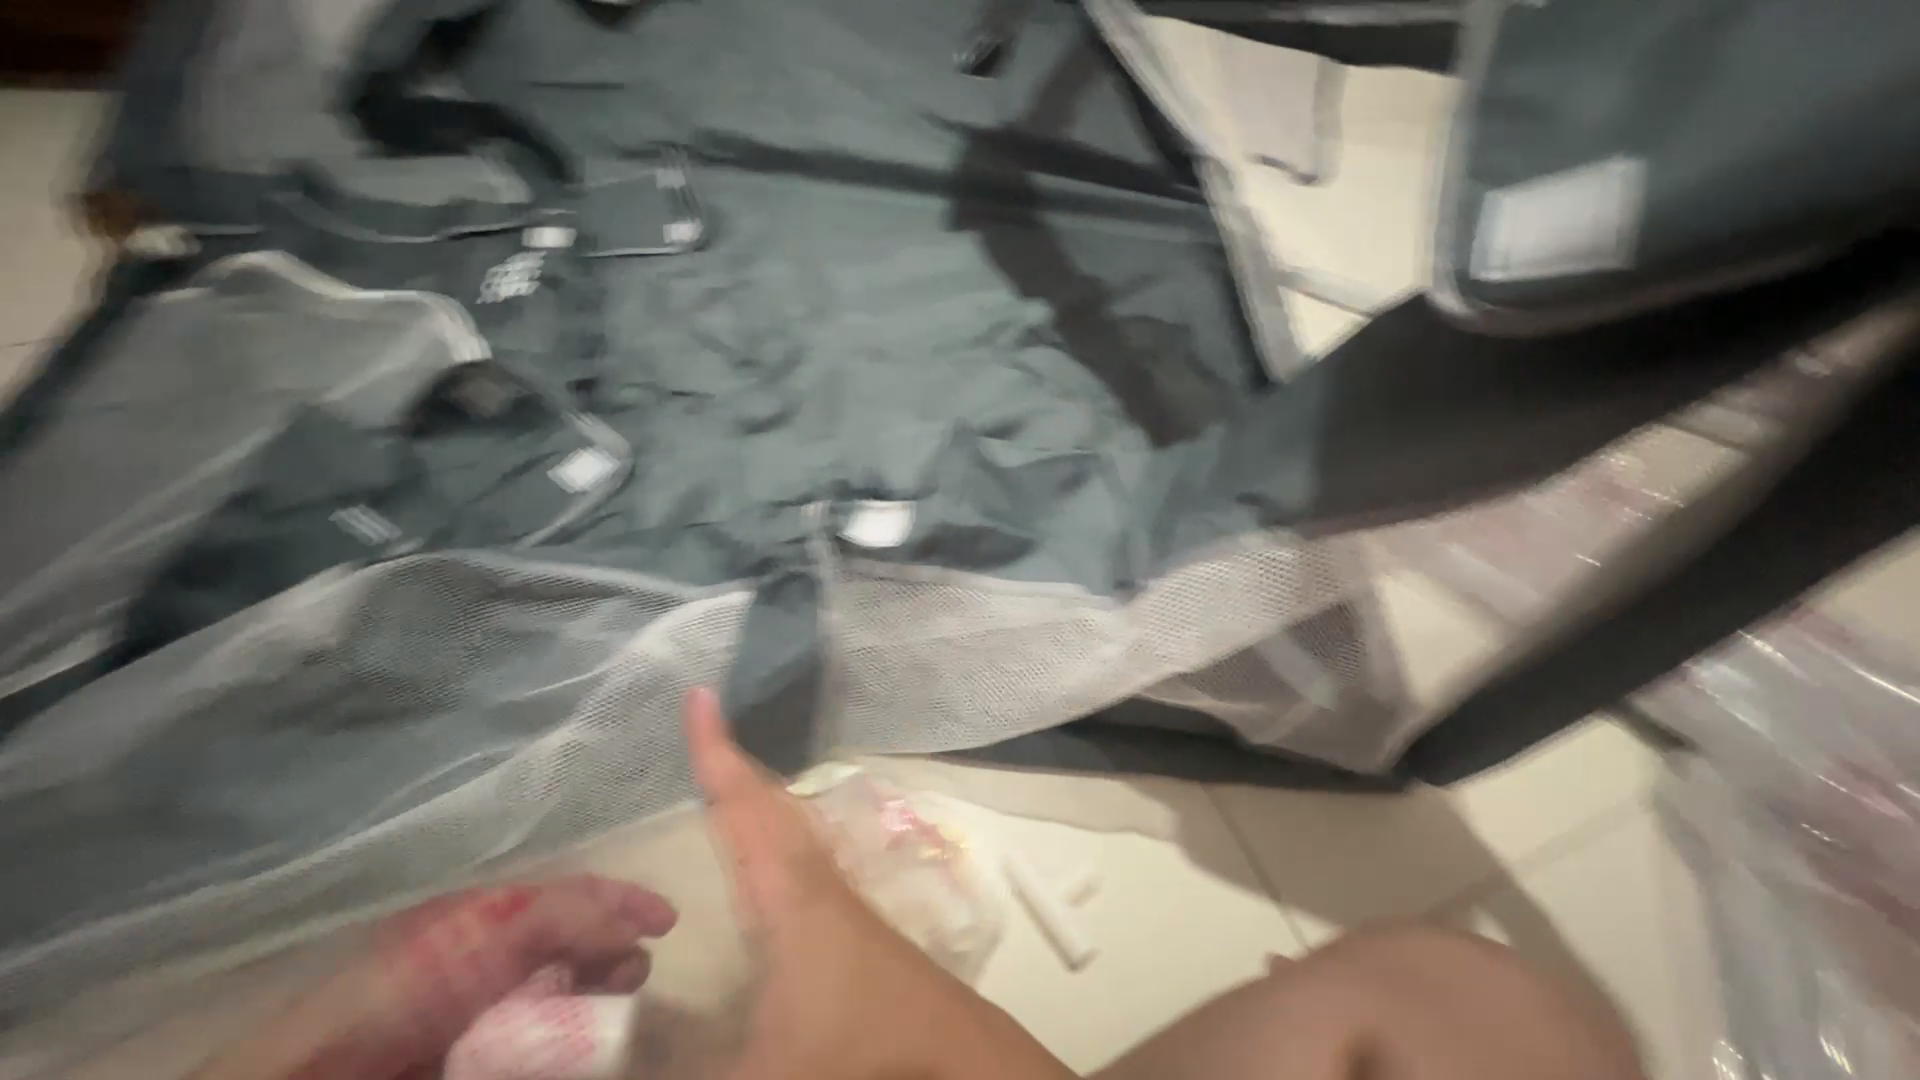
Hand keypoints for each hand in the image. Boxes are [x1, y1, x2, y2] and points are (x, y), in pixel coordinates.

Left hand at [193, 874, 675, 1079]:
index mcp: (500, 914)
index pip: (580, 893)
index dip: (626, 901)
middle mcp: (504, 955)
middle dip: (617, 956)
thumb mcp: (492, 933)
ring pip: (571, 996)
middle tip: (629, 980)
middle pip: (584, 944)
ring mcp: (496, 1009)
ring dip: (596, 1003)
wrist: (327, 1075)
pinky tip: (573, 1048)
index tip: (669, 922)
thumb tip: (632, 933)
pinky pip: (550, 1042)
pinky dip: (569, 1044)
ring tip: (602, 1017)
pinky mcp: (494, 1053)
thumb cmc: (408, 991)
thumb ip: (566, 917)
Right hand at [685, 687, 1071, 1079]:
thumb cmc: (856, 1052)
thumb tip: (590, 1065)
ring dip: (755, 796)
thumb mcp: (758, 1069)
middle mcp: (815, 881)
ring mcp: (839, 898)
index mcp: (788, 895)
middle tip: (701, 728)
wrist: (951, 1057)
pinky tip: (768, 858)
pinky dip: (775, 831)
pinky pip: (802, 853)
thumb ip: (676, 1062)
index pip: (744, 808)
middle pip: (770, 805)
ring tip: (722, 776)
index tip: (701, 695)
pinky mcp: (852, 922)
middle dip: (733, 764)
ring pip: (791, 826)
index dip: (717, 751)